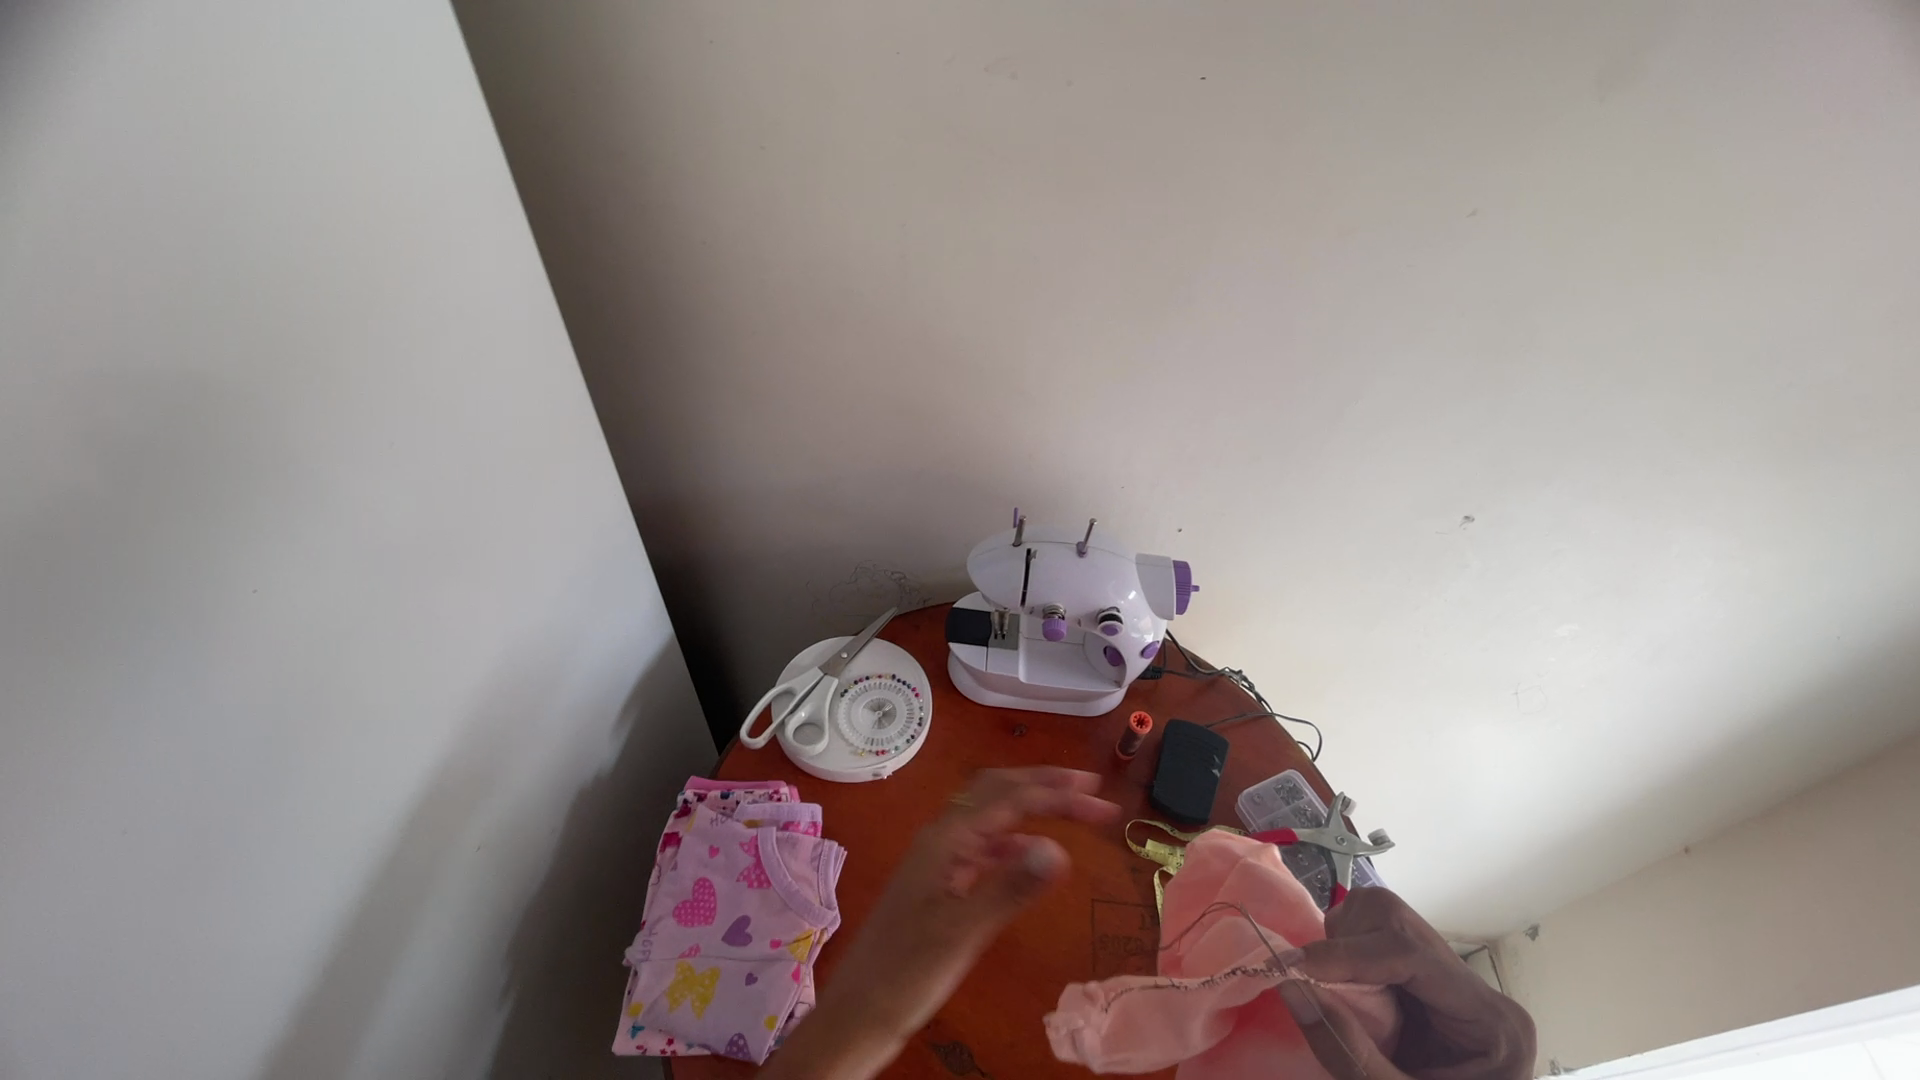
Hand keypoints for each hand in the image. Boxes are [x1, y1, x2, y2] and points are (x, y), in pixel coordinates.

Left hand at [762, 767, 1119, 1079]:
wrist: (856, 1014)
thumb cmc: (906, 972)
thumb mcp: (963, 931)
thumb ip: (1010, 887)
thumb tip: (1061, 848)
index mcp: (946, 838)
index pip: (1009, 797)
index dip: (1055, 791)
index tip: (1098, 794)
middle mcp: (941, 837)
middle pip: (997, 791)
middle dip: (1044, 784)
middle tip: (1090, 790)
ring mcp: (938, 858)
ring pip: (989, 814)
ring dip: (1030, 807)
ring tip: (1071, 813)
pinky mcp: (939, 882)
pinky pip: (982, 844)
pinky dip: (1013, 840)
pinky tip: (1031, 855)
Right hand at [1277, 887, 1535, 1079]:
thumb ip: (1349, 1052)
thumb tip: (1290, 984)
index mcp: (1493, 1022)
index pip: (1411, 954)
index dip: (1347, 955)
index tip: (1293, 968)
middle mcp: (1476, 988)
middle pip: (1395, 922)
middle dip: (1344, 943)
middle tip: (1314, 980)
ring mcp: (1450, 979)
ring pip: (1381, 917)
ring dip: (1340, 941)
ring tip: (1335, 991)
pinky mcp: (1422, 979)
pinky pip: (1371, 934)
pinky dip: (1343, 948)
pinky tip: (1348, 992)